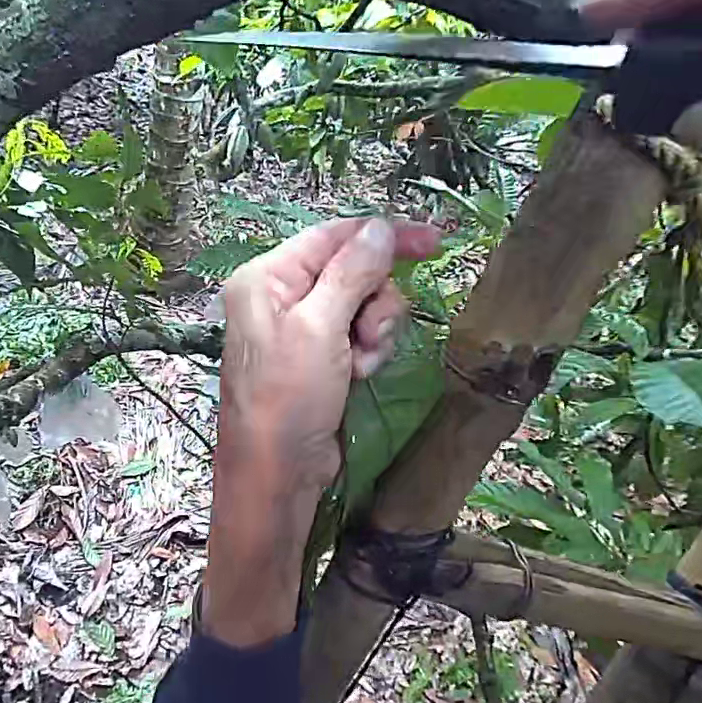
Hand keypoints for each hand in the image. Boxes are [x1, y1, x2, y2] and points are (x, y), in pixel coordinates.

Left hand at [201, 216, 441, 647]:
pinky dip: (366, 353)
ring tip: (360, 364)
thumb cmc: (289, 397)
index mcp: (268, 277)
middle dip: (374, 302)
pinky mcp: (319, 358)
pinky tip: (358, 376)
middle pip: (353, 271)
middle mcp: (281, 297)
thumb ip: (352, 272)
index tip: (433, 242)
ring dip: (373, 332)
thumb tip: (379, 228)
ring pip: (363, 305)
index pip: (333, 236)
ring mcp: (301, 330)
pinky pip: (358, 336)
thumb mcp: (320, 327)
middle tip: (369, 336)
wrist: (277, 474)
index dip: (383, 236)